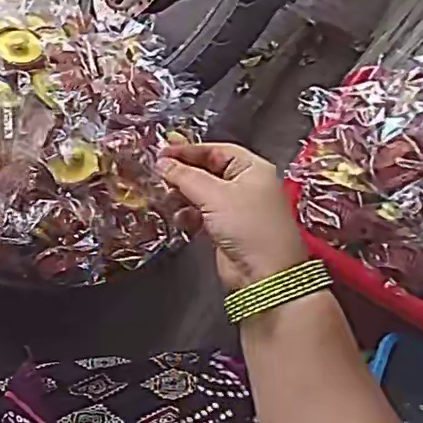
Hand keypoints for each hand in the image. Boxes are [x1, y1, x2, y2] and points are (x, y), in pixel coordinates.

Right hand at [158, 142, 306, 290]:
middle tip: (159, 176)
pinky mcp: (223, 228)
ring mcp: (233, 208)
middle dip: (183, 174)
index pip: (216, 150)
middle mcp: (244, 184)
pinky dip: (187, 214)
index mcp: (251, 168)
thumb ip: (186, 177)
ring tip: (166, 198)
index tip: (162, 152)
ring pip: (200, 193)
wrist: (263, 273)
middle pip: (206, 171)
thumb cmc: (247, 226)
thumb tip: (162, 163)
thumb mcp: (215, 195)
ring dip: (182, 195)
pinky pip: (200, 214)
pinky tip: (179, 218)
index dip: (188, 150)